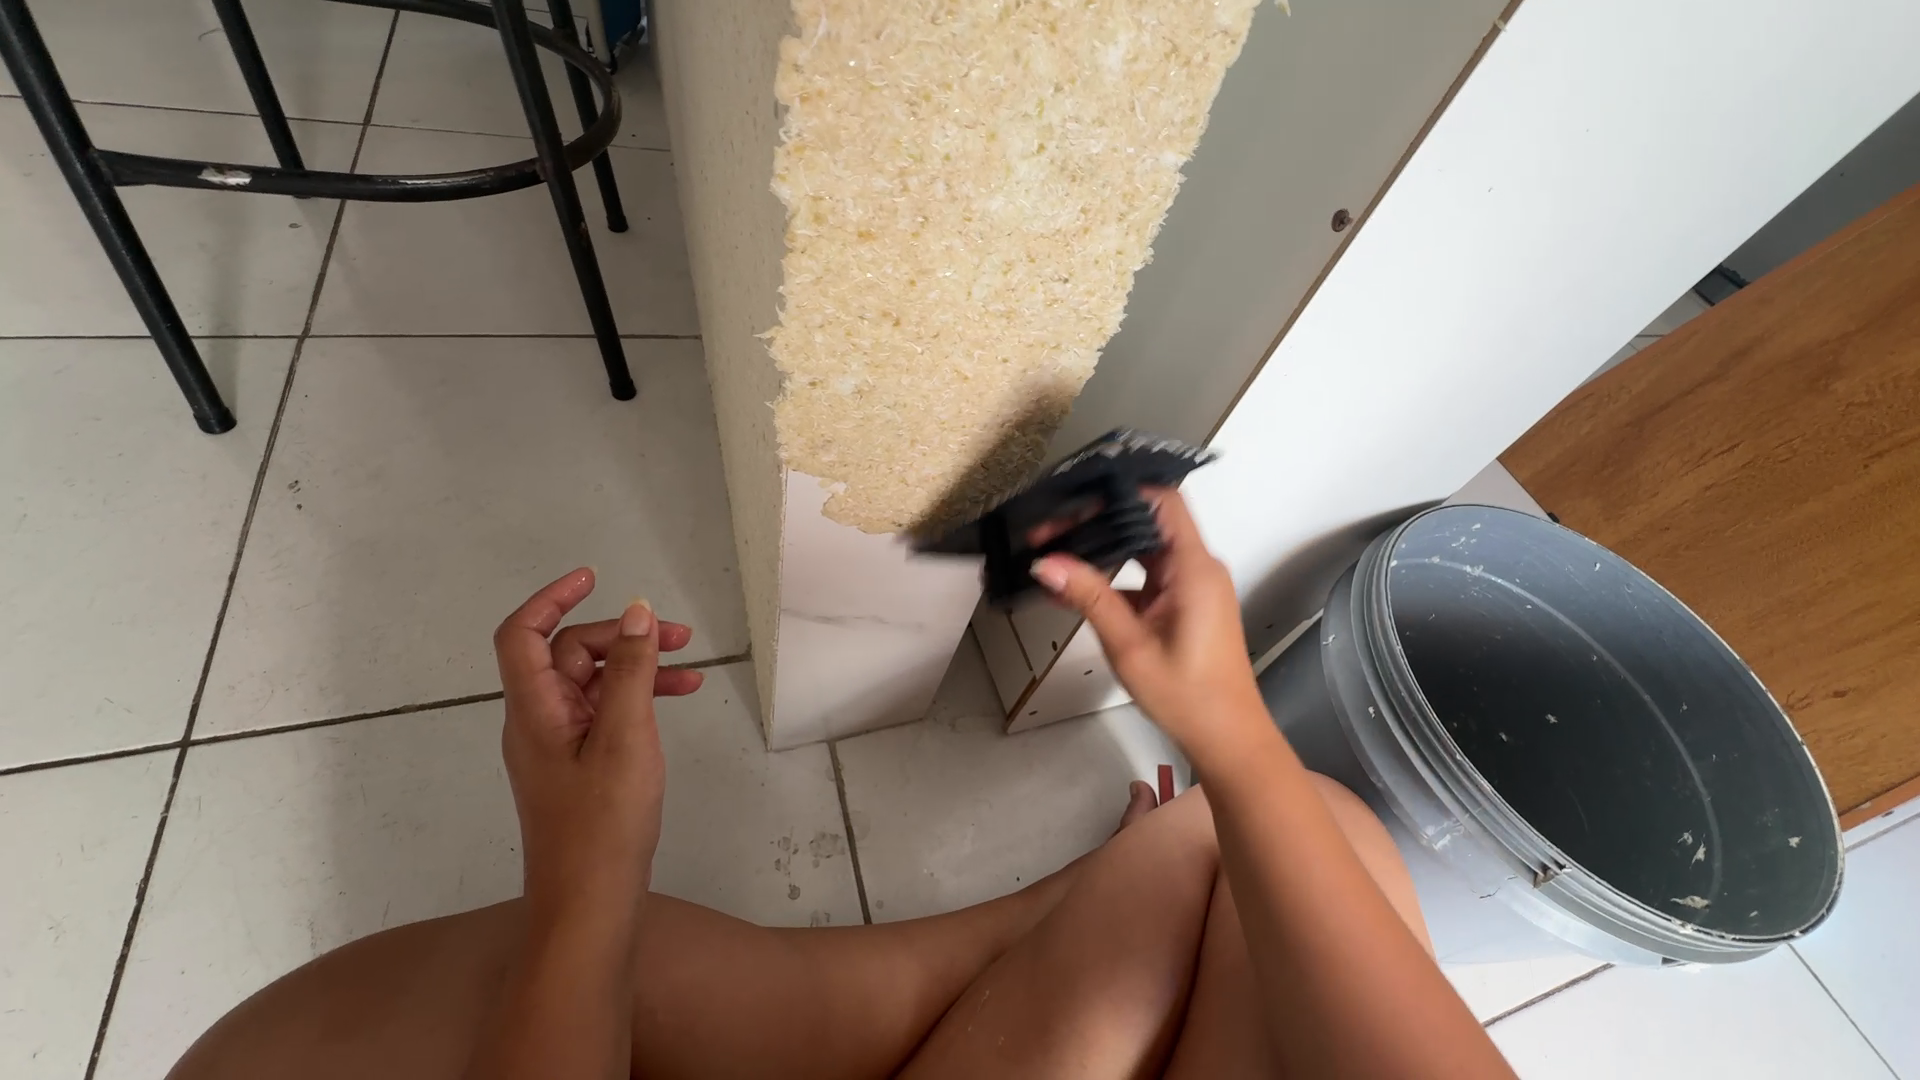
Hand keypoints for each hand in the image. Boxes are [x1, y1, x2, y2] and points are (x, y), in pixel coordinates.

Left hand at [492, 568, 703, 920]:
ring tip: (690, 667)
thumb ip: (629, 670)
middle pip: (568, 655)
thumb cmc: (604, 819)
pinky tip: (677, 699)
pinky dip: (638, 698)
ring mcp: (558, 745)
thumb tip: (635, 611)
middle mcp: (538, 721)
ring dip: (637, 666)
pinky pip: (604, 713)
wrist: (592, 903)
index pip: (522, 635)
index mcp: (534, 710)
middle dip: (620, 636)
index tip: (593, 578)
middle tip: (678, 636)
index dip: (551, 599)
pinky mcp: (579, 765)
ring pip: (593, 683)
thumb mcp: (625, 735)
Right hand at [1030, 490, 1266, 761]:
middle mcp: (1196, 567)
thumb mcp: (1130, 644)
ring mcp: (1191, 585)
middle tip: (1048, 532)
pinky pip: (1144, 576)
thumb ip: (1089, 597)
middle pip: (1145, 522)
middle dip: (1096, 522)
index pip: (1160, 501)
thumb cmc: (1187, 694)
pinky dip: (1112, 577)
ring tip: (1052, 555)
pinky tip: (1073, 588)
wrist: (1227, 738)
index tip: (1073, 501)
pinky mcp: (1182, 604)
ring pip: (1142, 549)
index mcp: (1194, 567)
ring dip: (1101, 550)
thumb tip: (1045, 563)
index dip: (1119, 492)